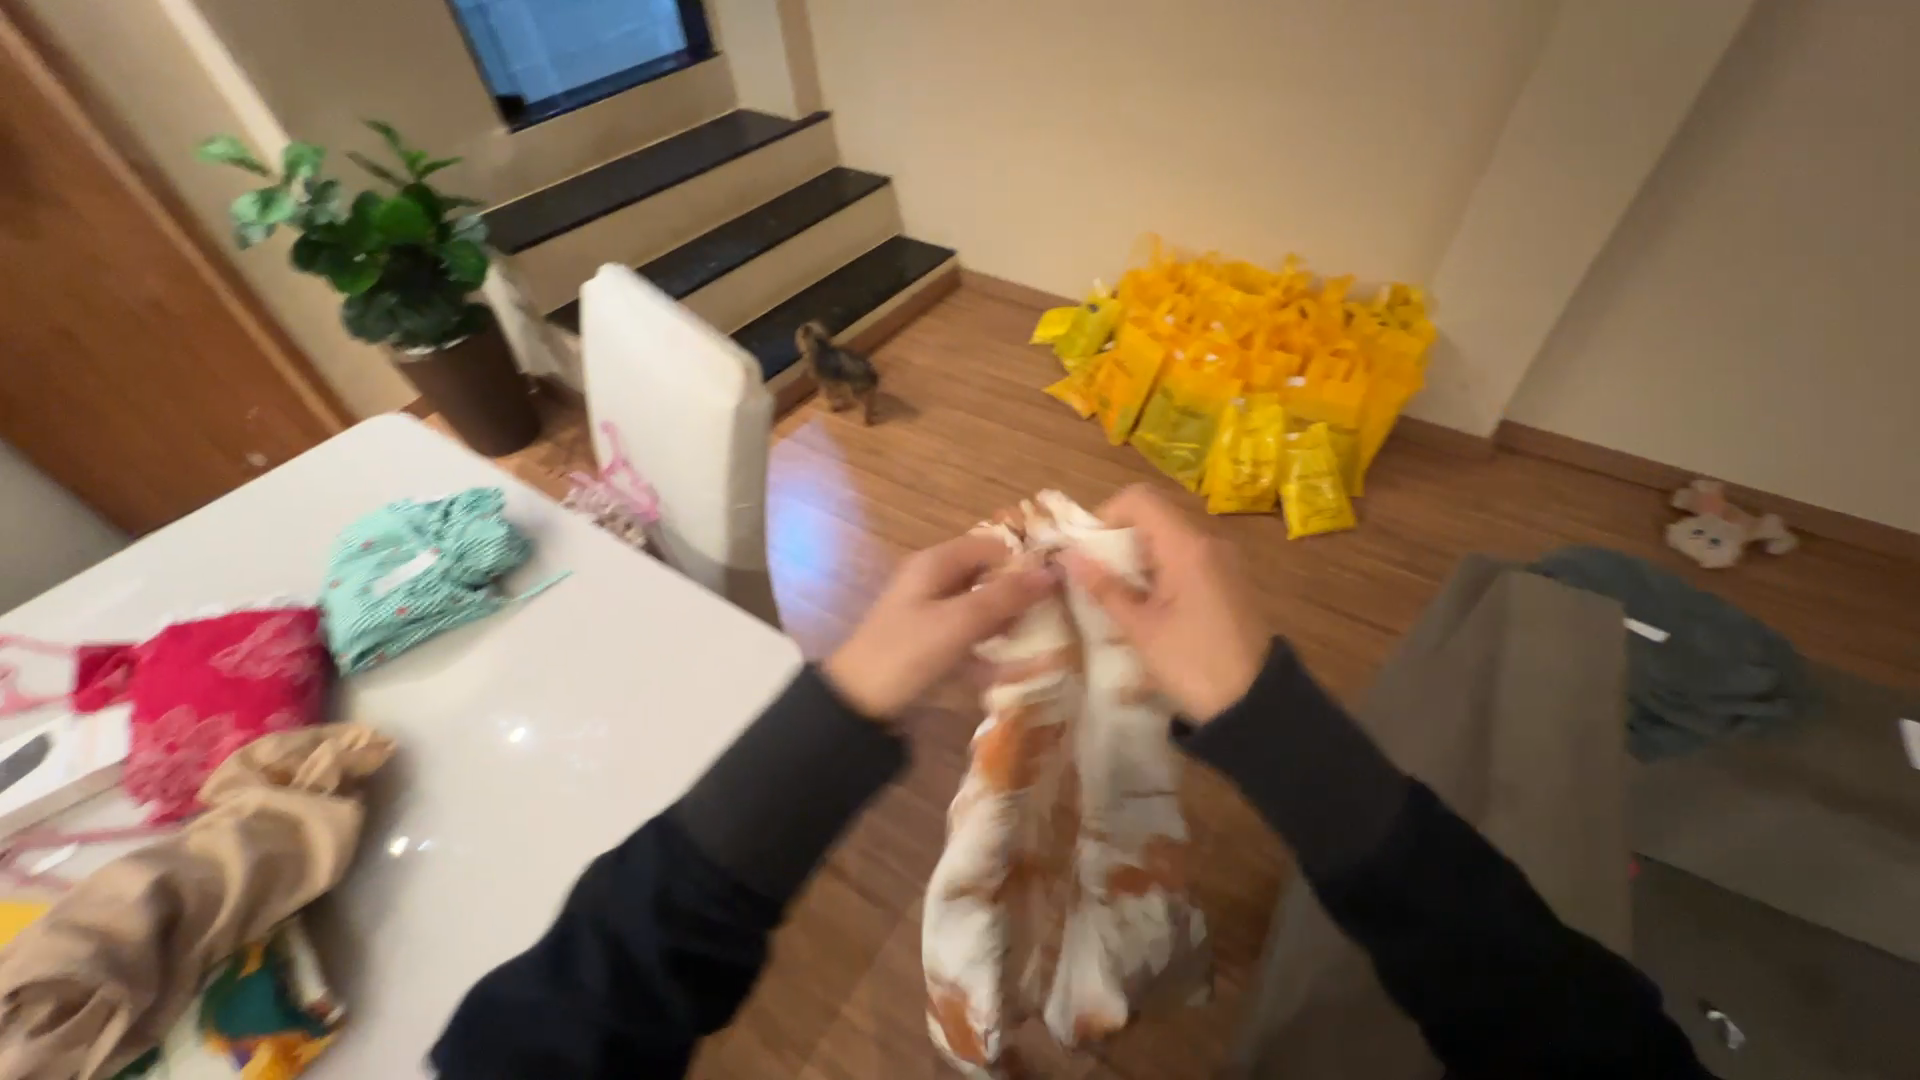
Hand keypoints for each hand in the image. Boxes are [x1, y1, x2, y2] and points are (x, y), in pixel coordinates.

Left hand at [823, 533, 1055, 720]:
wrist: (858, 705)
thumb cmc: (907, 653)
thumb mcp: (959, 622)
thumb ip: (1006, 596)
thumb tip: (1052, 571)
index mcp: (935, 563)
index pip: (991, 546)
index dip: (1022, 560)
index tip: (1056, 585)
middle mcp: (933, 581)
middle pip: (988, 577)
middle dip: (1020, 595)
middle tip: (1054, 617)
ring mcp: (932, 614)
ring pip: (982, 609)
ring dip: (1009, 624)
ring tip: (1042, 643)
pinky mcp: (933, 644)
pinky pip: (972, 638)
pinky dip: (991, 650)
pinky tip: (1015, 669)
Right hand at [1063, 485, 1268, 721]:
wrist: (1256, 705)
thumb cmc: (1192, 664)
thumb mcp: (1140, 629)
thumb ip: (1105, 587)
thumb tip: (1069, 556)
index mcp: (1187, 546)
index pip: (1139, 498)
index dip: (1106, 515)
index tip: (1089, 550)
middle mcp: (1209, 541)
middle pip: (1155, 514)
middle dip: (1119, 537)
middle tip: (1098, 575)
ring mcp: (1224, 560)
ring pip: (1171, 536)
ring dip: (1139, 555)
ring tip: (1120, 594)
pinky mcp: (1230, 580)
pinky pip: (1188, 556)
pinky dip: (1162, 568)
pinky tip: (1151, 605)